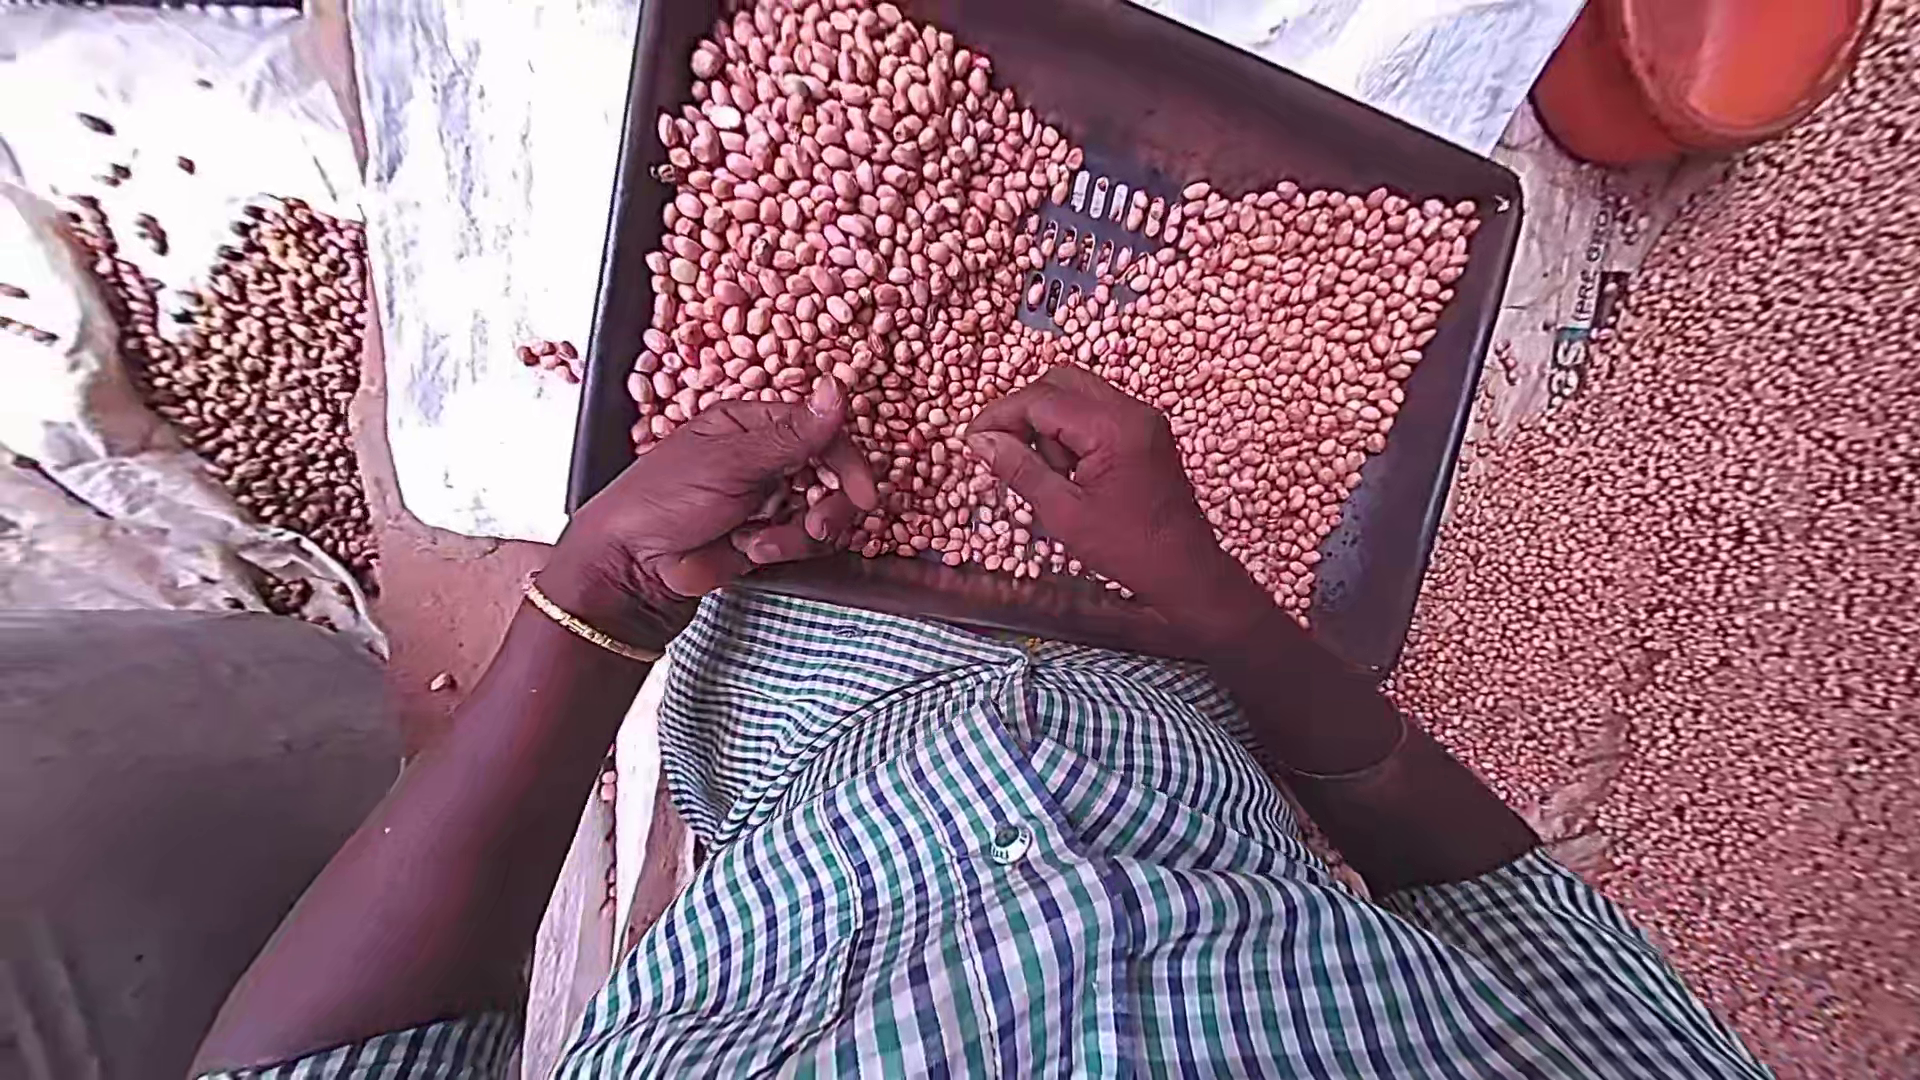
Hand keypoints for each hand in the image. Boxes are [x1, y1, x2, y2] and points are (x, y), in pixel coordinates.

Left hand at [539, 375, 878, 650]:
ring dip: (797, 535)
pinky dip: (782, 550)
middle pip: (830, 477)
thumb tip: (837, 388)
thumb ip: (792, 435)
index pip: (822, 433)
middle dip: (827, 507)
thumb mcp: (731, 464)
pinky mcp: (767, 534)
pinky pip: (802, 541)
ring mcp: (768, 500)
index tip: (864, 494)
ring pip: (821, 513)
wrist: (628, 571)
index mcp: (752, 427)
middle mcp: (766, 459)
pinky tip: (748, 553)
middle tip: (816, 527)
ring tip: (758, 544)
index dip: (847, 463)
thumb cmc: (664, 503)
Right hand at [965, 365, 1272, 644]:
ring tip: (1048, 473)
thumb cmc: (1125, 548)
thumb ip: (1020, 469)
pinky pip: (1094, 412)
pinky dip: (1069, 431)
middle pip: (1060, 382)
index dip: (1001, 415)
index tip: (974, 438)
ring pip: (1077, 393)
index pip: (1043, 399)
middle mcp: (1132, 410)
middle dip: (1023, 412)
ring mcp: (1141, 417)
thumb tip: (981, 441)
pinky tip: (1066, 469)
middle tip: (1003, 449)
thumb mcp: (1063, 513)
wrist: (1184, 567)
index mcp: (1114, 428)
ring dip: (1047, 423)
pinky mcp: (1143, 430)